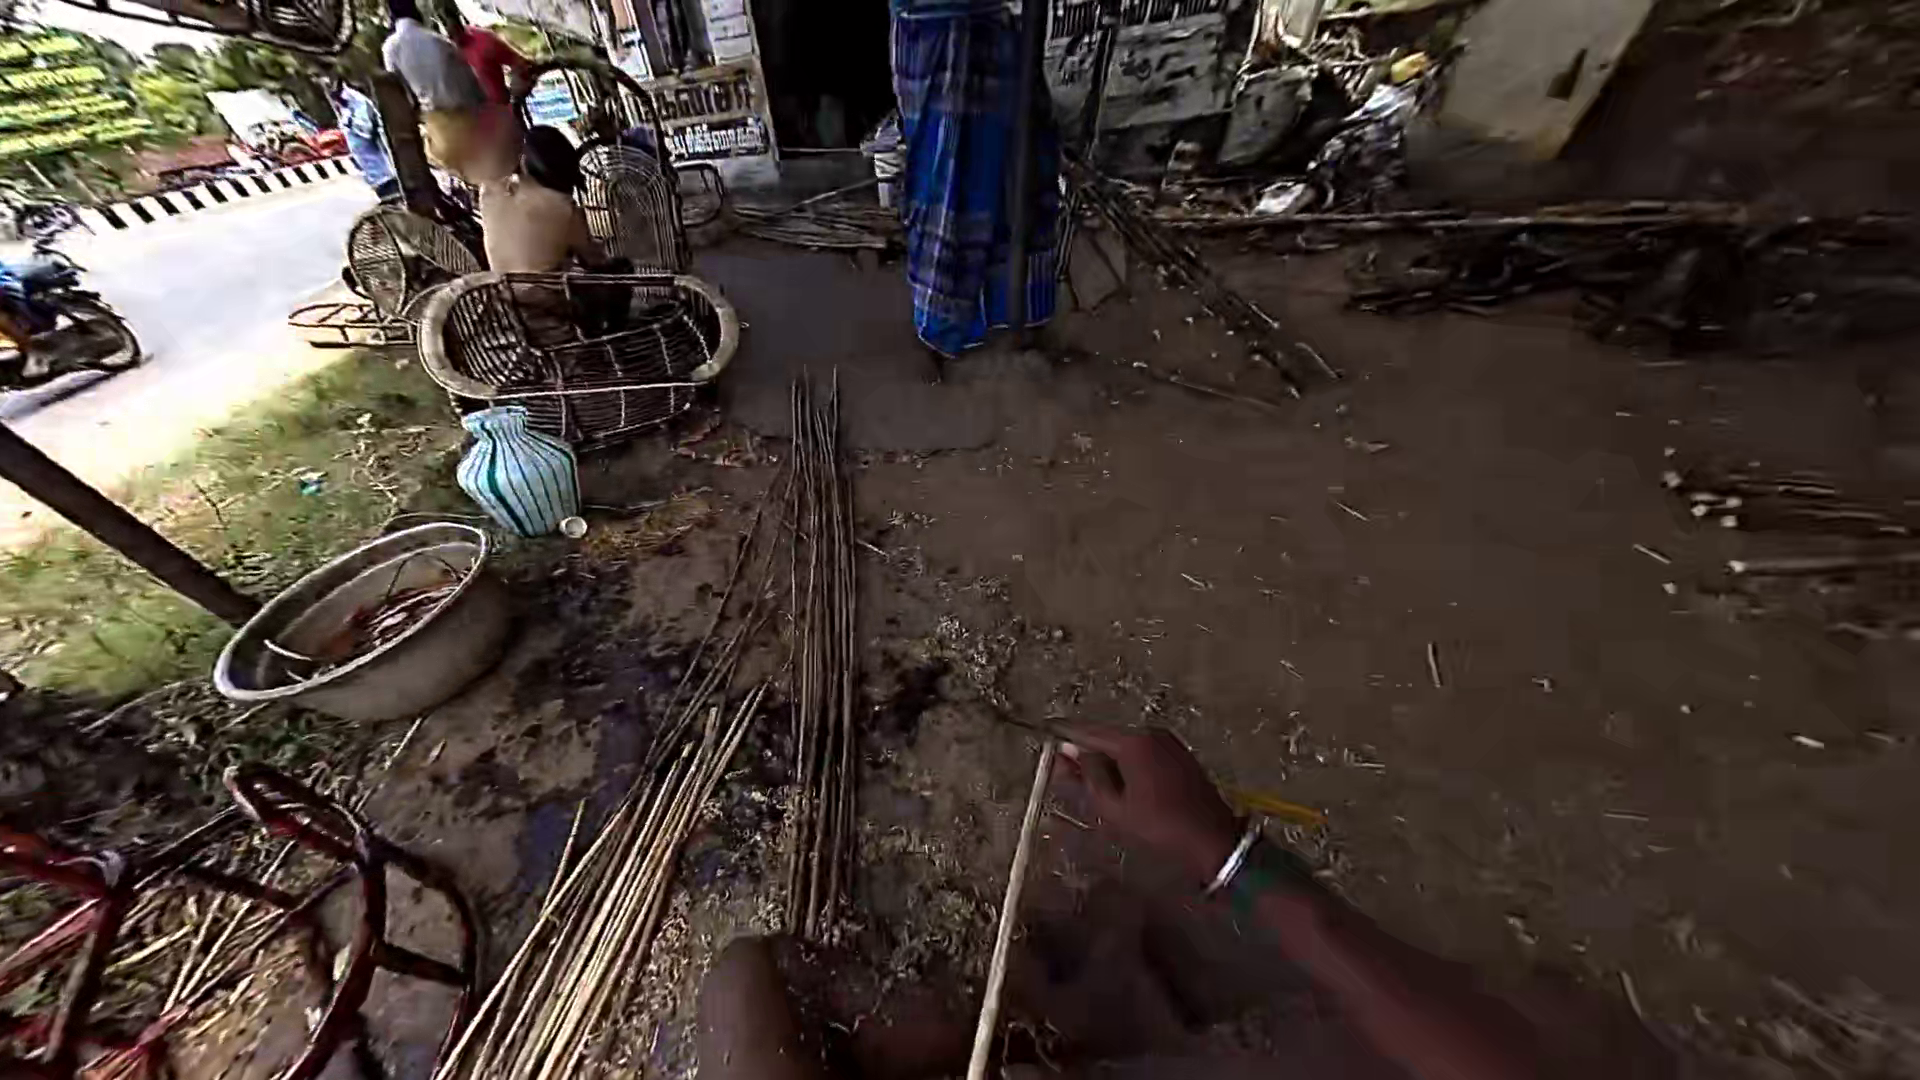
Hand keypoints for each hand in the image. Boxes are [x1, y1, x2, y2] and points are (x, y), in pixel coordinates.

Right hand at [1056, 726, 1240, 886]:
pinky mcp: (1177, 750)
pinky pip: (1141, 748)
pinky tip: (1121, 781)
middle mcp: (1149, 731)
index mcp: (1132, 741)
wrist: (1213, 839)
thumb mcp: (1114, 807)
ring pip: (1124, 742)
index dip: (1065, 734)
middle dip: (1086, 750)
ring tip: (1094, 781)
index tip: (1046, 733)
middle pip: (1107, 735)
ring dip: (1107, 757)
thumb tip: (1070, 753)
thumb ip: (1088, 775)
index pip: (1088, 731)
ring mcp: (1166, 739)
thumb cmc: (1159, 826)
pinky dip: (1126, 759)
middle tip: (1068, 769)